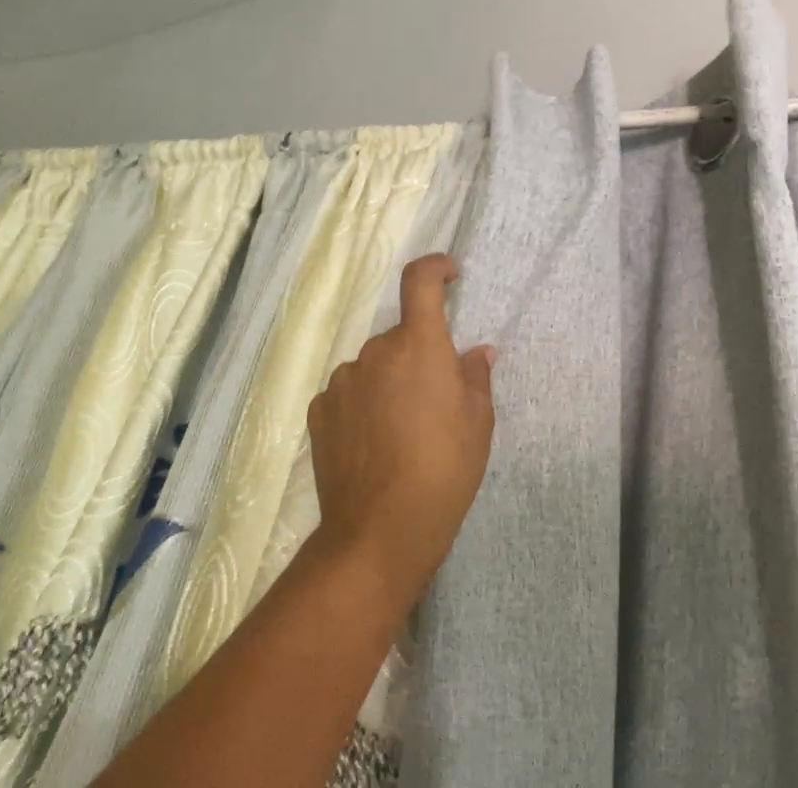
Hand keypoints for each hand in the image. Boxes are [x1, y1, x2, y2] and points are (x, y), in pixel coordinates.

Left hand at [306, 253, 497, 607]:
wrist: (380, 529)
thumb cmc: (445, 471)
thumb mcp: (478, 424)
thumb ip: (475, 378)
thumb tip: (476, 353)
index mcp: (418, 346)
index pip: (419, 282)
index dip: (435, 268)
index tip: (450, 274)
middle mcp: (374, 353)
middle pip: (401, 337)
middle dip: (419, 356)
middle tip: (437, 400)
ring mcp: (341, 382)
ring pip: (373, 367)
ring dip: (390, 383)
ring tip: (404, 432)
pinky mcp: (319, 412)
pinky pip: (349, 394)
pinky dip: (364, 405)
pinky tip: (375, 444)